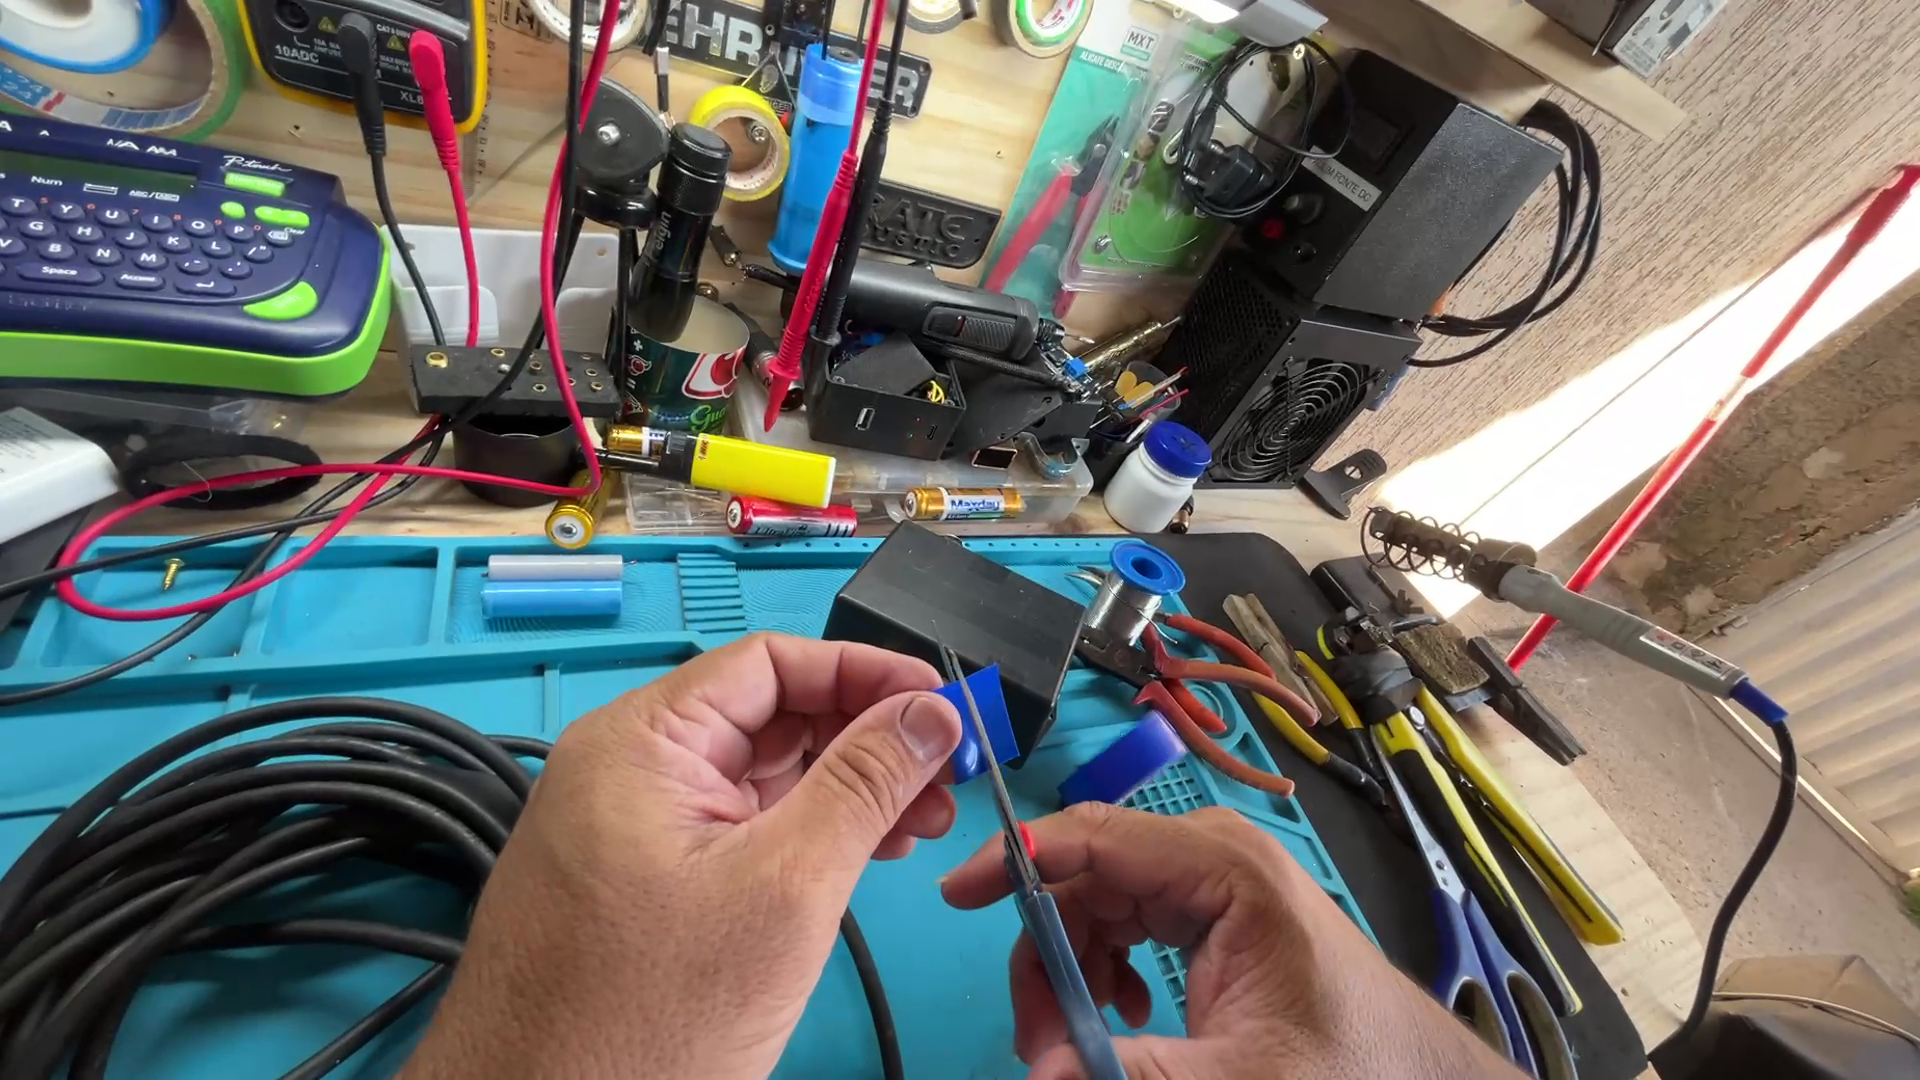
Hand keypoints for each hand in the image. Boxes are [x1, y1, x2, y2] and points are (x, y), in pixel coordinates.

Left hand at [400, 633, 962, 1079]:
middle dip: (869, 739)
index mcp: (644, 739)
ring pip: (773, 772)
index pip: (770, 663)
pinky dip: (819, 829)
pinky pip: (755, 824)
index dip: (863, 671)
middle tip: (947, 772)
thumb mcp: (788, 886)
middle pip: (776, 715)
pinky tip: (876, 847)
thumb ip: (867, 782)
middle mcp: (637, 764)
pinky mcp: (660, 875)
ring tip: (926, 820)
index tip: (939, 699)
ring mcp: (645, 823)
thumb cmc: (657, 1019)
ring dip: (855, 787)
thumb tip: (936, 710)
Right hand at [941, 803, 1519, 1078]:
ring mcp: (1204, 875)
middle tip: (1035, 1033)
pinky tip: (1123, 1015)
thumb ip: (1136, 1074)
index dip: (1018, 855)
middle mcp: (1204, 852)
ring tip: (1078, 1036)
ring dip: (1071, 964)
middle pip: (1086, 874)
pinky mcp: (1204, 904)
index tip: (958, 891)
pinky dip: (1103, 966)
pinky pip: (1124, 918)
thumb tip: (1038, 1073)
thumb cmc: (1350, 1065)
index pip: (1094, 836)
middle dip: (1047, 946)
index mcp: (1219, 864)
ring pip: (1097, 898)